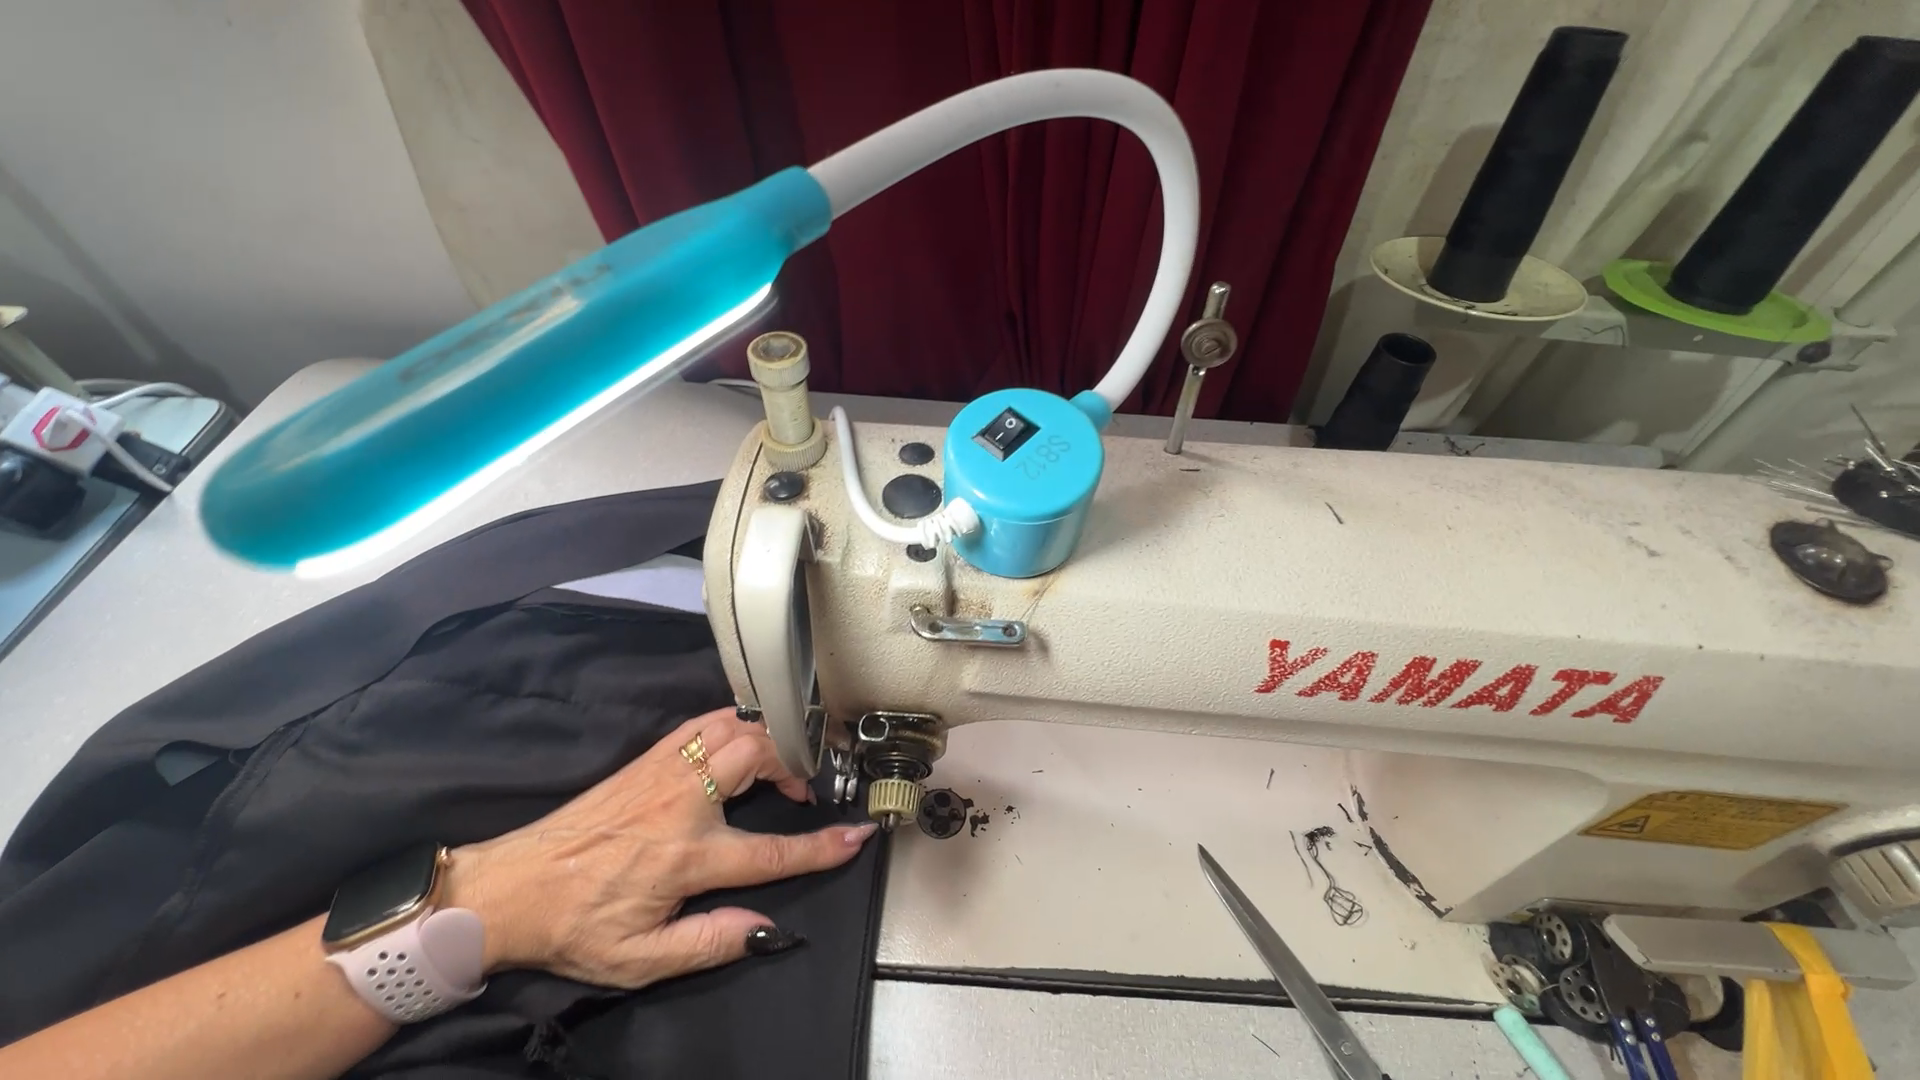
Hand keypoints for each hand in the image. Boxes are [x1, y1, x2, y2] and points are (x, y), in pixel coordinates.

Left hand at [445, 708, 876, 988]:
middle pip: (759, 756)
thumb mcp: (639, 959)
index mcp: (685, 856)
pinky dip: (735, 721)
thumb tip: (767, 929)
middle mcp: (682, 803)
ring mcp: (663, 772)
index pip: (771, 851)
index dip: (821, 846)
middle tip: (804, 789)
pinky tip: (742, 736)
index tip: (856, 835)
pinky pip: (703, 723)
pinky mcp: (646, 759)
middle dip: (797, 764)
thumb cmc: (576, 926)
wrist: (510, 888)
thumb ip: (709, 943)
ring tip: (779, 761)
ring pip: (734, 729)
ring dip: (769, 738)